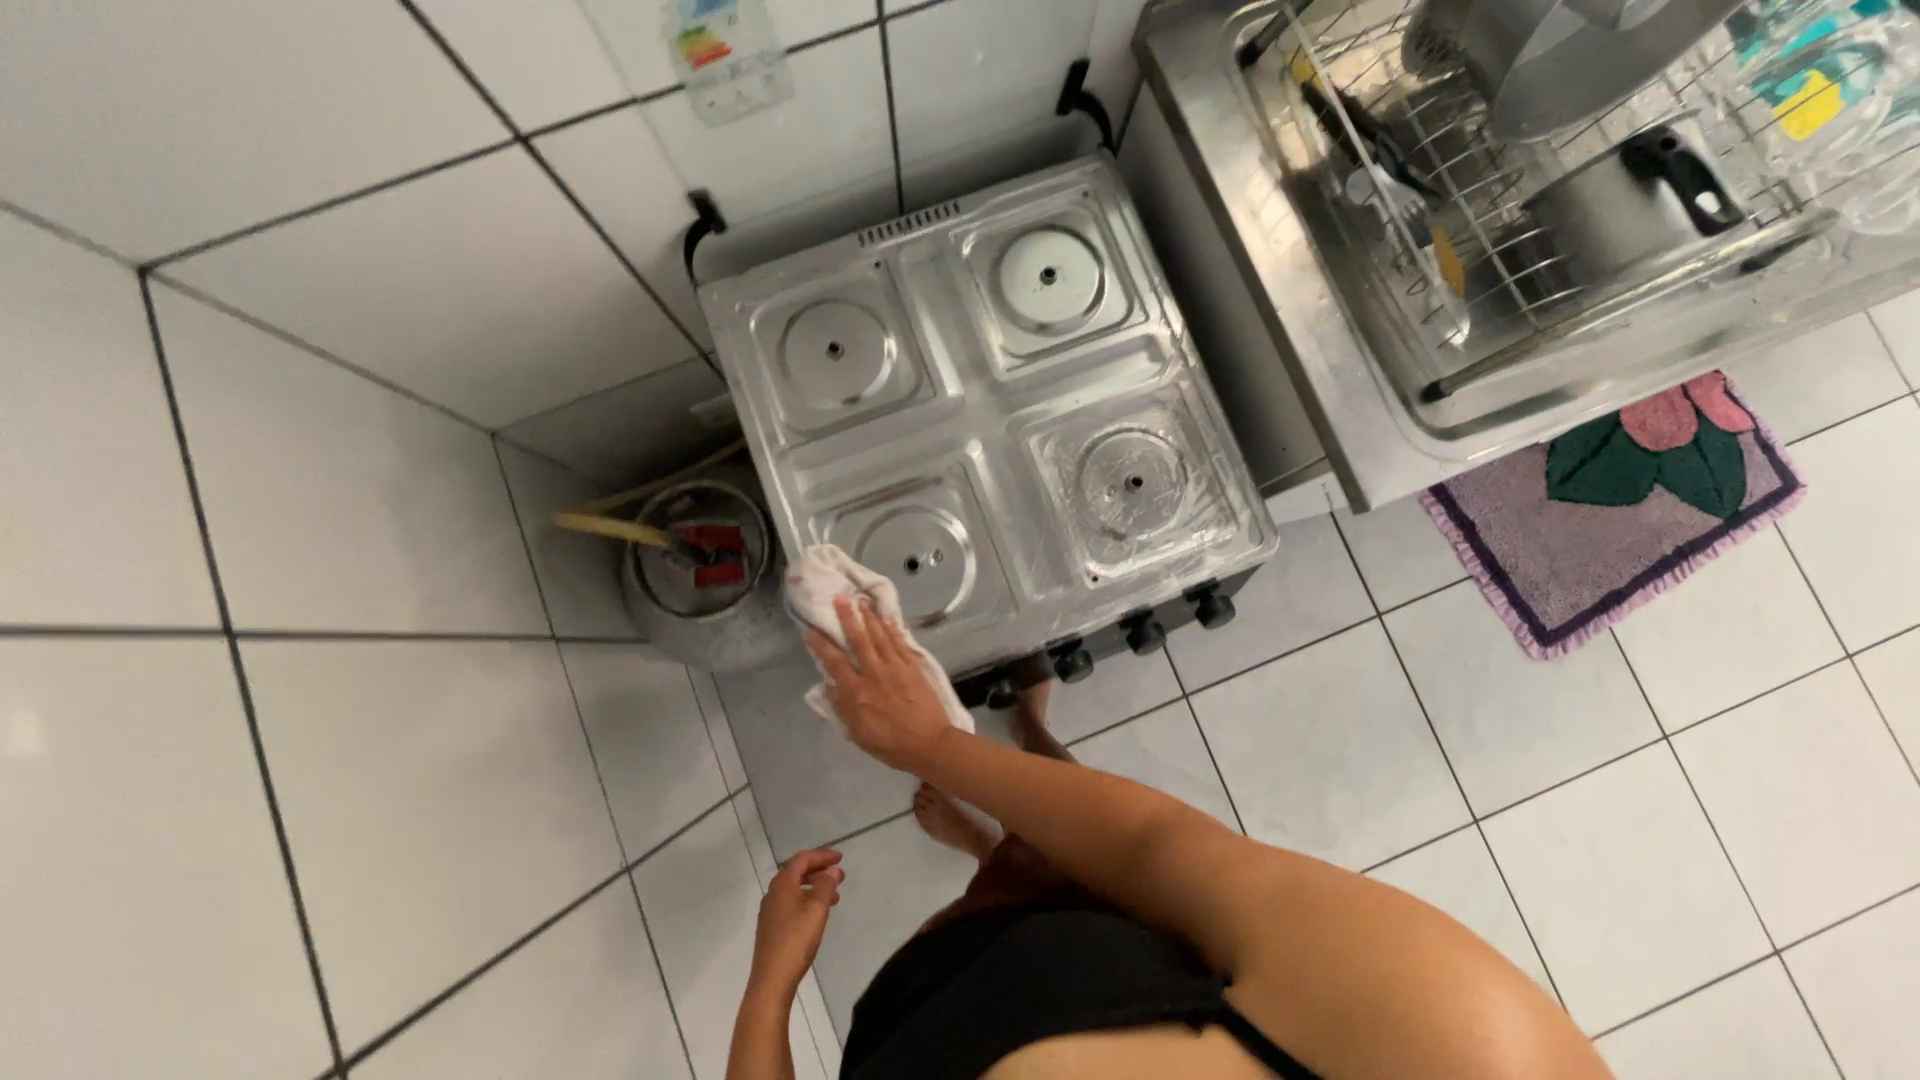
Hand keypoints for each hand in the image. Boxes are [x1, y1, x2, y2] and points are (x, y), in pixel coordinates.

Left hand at [749, 849, 844, 997]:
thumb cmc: (796, 941)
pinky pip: (791, 903)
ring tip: (834, 896)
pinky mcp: (771, 927)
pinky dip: (807, 900)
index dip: (822, 855)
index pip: (802, 859)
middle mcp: (773, 893)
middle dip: (819, 870)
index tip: (840, 858)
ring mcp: (770, 911)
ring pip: (795, 889)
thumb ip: (826, 886)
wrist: (771, 979)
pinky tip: (817, 913)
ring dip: (815, 887)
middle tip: (840, 876)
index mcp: (782, 884)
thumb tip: (831, 871)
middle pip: (797, 872)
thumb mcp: (817, 910)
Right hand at [805, 595, 956, 774]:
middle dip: (848, 617)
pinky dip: (893, 629)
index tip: (811, 630)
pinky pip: (900, 643)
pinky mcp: (913, 667)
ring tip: (862, 601)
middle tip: (840, 597)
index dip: (821, 645)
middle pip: (858, 640)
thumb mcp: (858, 734)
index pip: (834, 662)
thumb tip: (831, 686)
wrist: (929, 744)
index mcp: (857, 692)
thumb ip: (842, 708)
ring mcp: (896, 668)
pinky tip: (887, 618)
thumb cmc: (890, 744)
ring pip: (880, 637)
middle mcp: (874, 673)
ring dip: (870, 617)